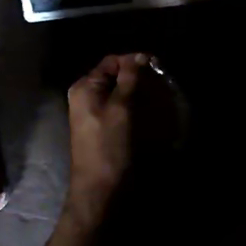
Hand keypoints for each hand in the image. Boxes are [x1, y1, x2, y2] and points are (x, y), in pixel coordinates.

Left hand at [66, 53, 159, 215]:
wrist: (100, 189)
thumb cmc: (109, 146)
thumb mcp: (121, 108)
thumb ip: (129, 79)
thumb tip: (140, 56)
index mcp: (84, 87)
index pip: (111, 61)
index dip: (134, 61)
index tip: (159, 67)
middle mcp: (85, 96)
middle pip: (114, 76)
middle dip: (137, 77)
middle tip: (161, 83)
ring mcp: (91, 114)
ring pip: (118, 93)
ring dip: (137, 92)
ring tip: (158, 96)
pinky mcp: (101, 129)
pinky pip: (118, 109)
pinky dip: (133, 107)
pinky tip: (148, 112)